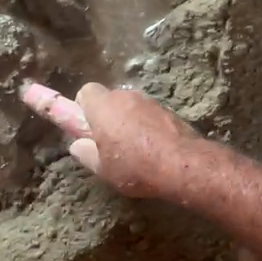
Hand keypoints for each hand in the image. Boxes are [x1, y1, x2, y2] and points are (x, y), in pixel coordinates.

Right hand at [20, 81, 203, 197]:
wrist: (183, 165)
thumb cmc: (135, 167)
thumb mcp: (102, 168)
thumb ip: (86, 153)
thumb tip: (78, 146)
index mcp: (103, 106)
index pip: (85, 92)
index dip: (82, 107)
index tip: (85, 126)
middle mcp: (126, 97)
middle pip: (109, 99)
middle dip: (106, 116)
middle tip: (107, 143)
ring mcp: (150, 102)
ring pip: (131, 107)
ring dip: (128, 122)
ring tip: (133, 151)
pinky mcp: (169, 112)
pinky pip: (149, 116)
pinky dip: (147, 128)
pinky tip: (152, 150)